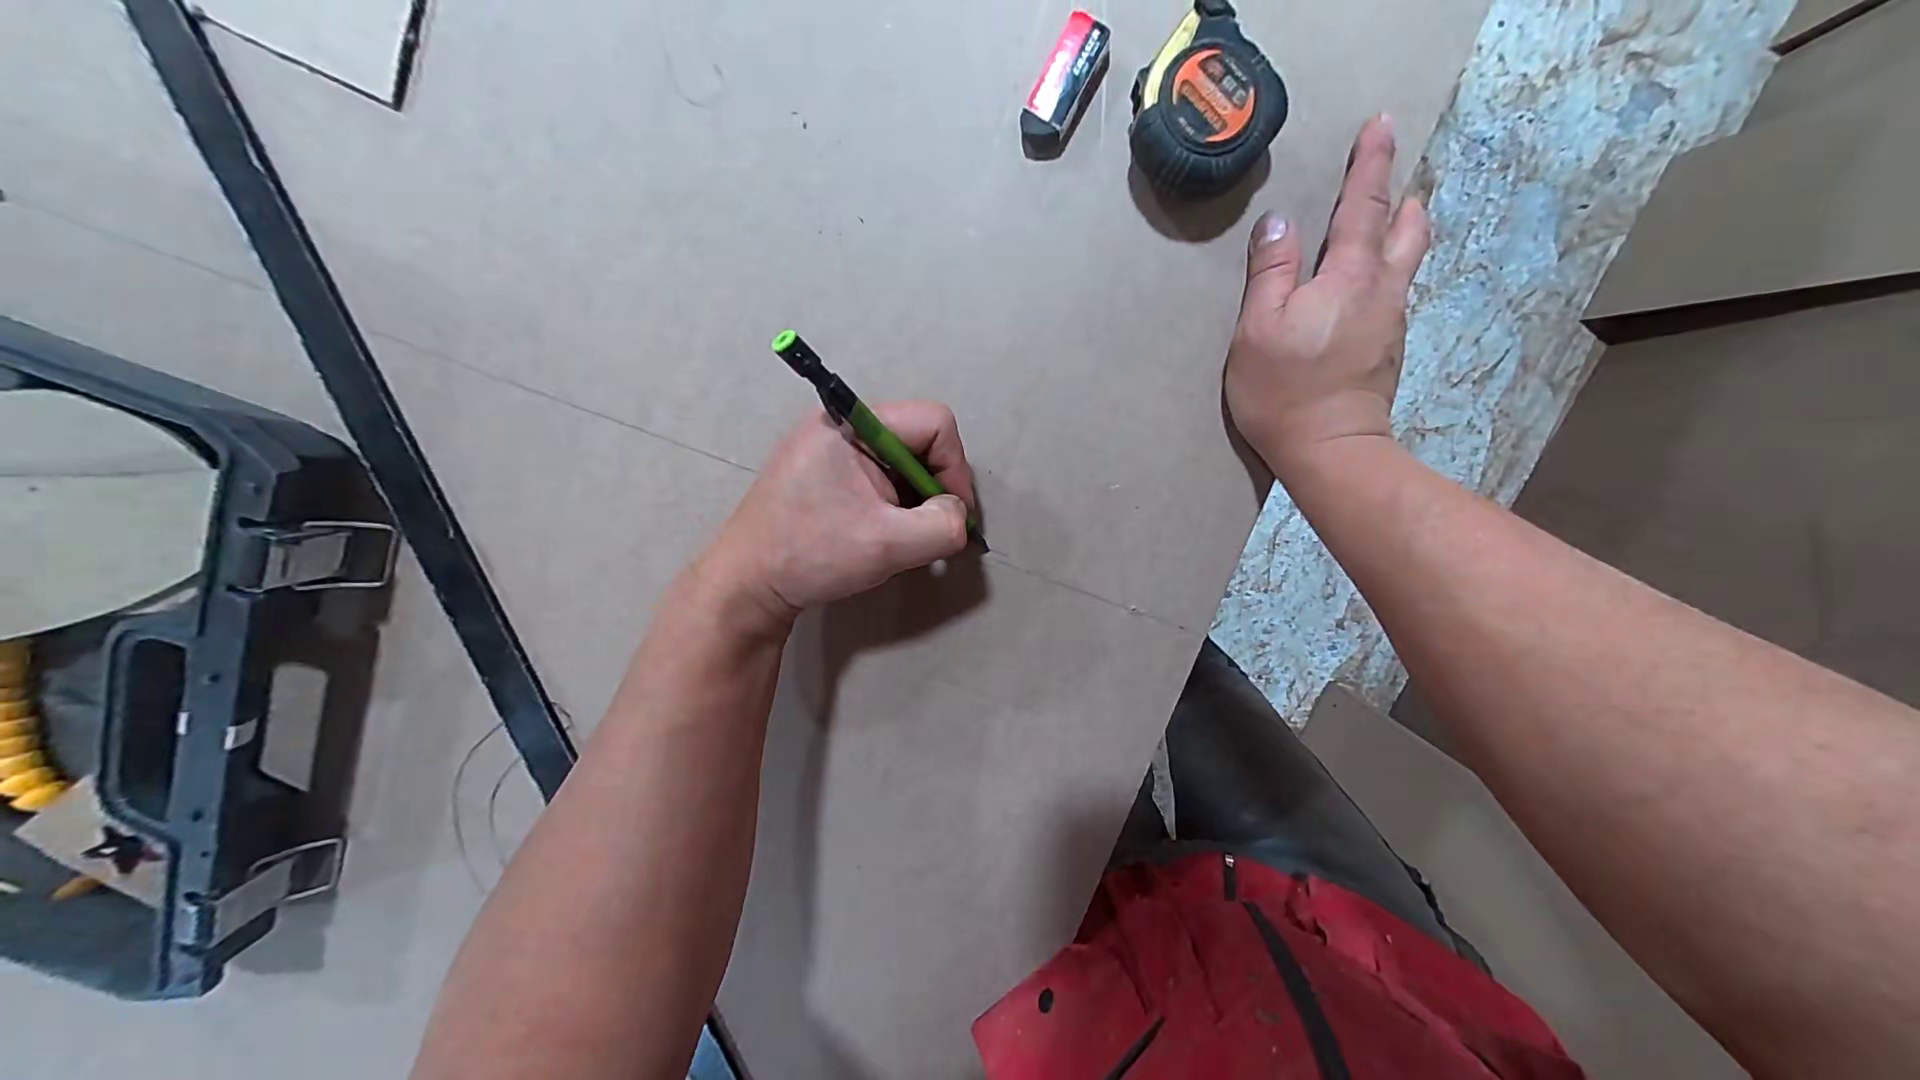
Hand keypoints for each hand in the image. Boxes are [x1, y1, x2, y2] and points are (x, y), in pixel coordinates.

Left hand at [703, 401, 977, 630]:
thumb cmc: (809, 556)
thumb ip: (942, 526)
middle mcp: (839, 424)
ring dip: (914, 500)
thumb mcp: (888, 545)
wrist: (746, 586)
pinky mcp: (825, 472)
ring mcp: (829, 448)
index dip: (954, 468)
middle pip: (919, 439)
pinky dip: (894, 504)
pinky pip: (879, 475)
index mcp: (849, 423)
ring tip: (903, 538)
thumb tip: (958, 516)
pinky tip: (883, 534)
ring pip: (901, 461)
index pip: (934, 423)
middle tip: (931, 531)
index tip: (952, 514)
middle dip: (934, 487)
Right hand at [1224, 114, 1429, 478]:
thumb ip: (1270, 273)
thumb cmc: (1283, 390)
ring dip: (1401, 230)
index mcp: (1348, 277)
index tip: (1380, 124)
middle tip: (1389, 177)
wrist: (1329, 449)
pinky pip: (1395, 290)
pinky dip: (1388, 268)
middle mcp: (1382, 290)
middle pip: (1405, 227)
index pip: (1363, 206)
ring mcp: (1391, 320)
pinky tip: (1368, 281)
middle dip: (1399, 195)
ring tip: (1388, 219)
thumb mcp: (1257, 329)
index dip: (1370, 163)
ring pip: (1407, 259)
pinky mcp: (1388, 347)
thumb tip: (1279, 223)